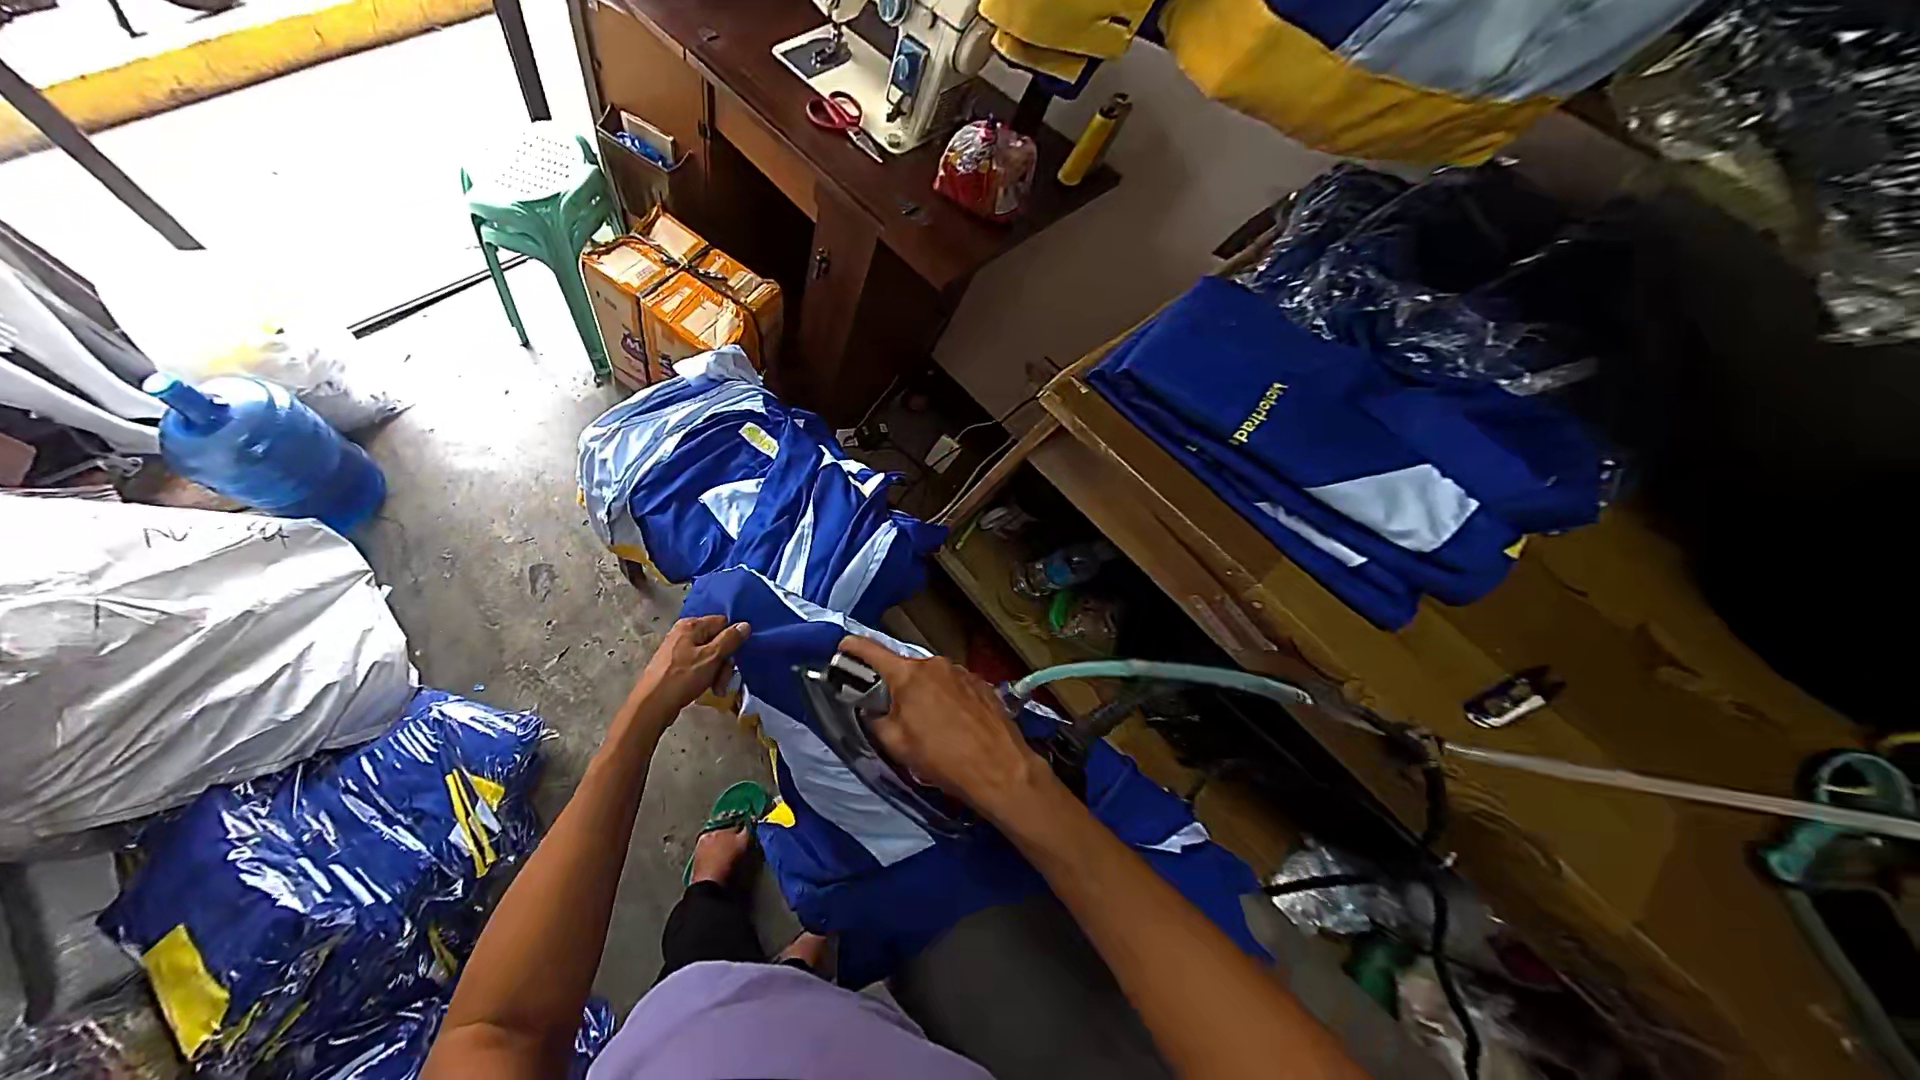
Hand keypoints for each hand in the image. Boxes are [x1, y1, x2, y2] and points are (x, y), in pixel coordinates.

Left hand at [631, 615, 750, 717]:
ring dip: (717, 672)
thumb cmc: (683, 678)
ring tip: (717, 688)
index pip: (723, 623)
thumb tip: (745, 624)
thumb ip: (730, 639)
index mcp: (691, 626)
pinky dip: (706, 676)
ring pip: (709, 656)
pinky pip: (698, 665)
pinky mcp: (675, 665)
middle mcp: (683, 633)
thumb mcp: (712, 657)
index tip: (736, 657)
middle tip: (724, 679)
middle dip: (724, 661)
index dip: (732, 639)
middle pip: (717, 641)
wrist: (652, 705)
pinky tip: (707, 688)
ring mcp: (678, 650)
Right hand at [837, 635, 1055, 821]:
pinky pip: (954, 686)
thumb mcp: (896, 745)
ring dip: (925, 694)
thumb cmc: (943, 758)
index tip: (843, 647)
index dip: (853, 647)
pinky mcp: (982, 683)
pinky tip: (954, 724)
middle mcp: (936, 664)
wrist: (999, 768)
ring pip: (932, 678)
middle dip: (896, 687)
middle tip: (895, 714)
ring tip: (930, 726)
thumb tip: (873, 711)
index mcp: (909, 675)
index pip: (872, 651)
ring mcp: (962, 671)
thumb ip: (876, 721)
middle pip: (905, 669)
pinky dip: (947, 699)